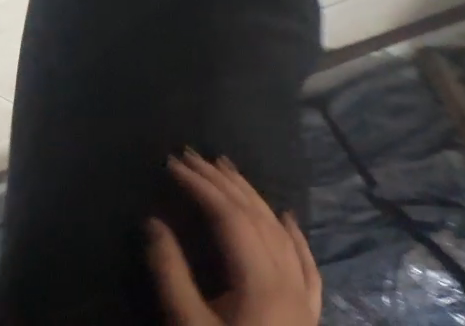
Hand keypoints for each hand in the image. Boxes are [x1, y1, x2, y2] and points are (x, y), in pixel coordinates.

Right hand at [147, 152, 321, 325]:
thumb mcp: (187, 323)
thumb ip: (170, 272)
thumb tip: (154, 222)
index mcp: (261, 283)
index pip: (230, 217)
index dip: (200, 185)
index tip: (170, 163)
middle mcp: (289, 282)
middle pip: (257, 218)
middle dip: (222, 182)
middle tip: (190, 155)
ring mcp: (305, 299)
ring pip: (281, 233)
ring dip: (252, 196)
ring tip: (226, 169)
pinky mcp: (309, 314)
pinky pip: (307, 264)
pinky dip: (294, 235)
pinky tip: (285, 217)